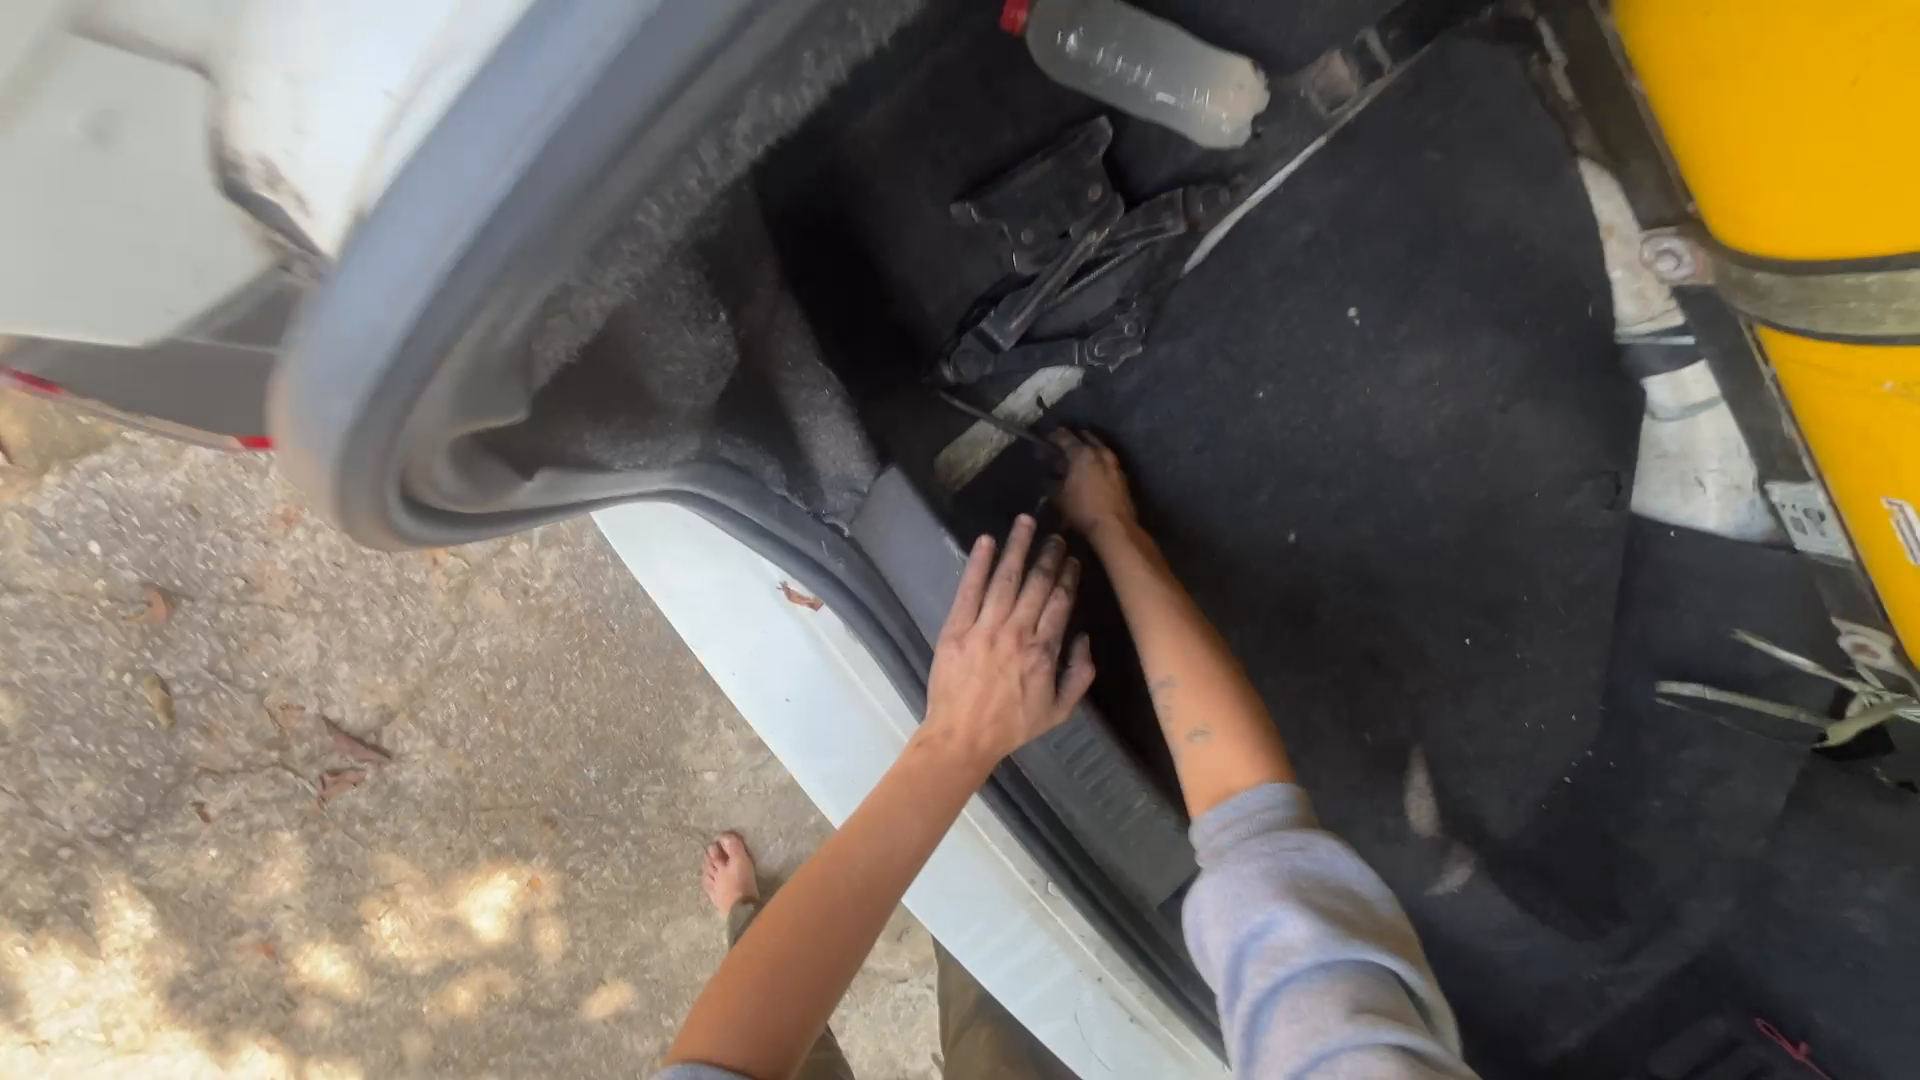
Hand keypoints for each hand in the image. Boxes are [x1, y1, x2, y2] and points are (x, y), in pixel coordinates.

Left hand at [919, 515, 1094, 770]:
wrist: (962, 737)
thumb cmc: (1011, 726)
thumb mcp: (1059, 711)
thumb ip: (1080, 674)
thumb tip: (1084, 638)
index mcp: (1043, 651)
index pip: (1060, 602)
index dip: (1067, 577)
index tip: (1071, 560)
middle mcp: (1017, 632)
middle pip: (1036, 584)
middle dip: (1048, 555)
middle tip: (1055, 535)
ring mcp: (984, 628)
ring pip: (1005, 579)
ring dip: (1017, 547)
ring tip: (1025, 522)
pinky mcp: (956, 628)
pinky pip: (969, 589)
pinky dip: (978, 564)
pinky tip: (987, 541)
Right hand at [1052, 429, 1136, 539]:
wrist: (1115, 527)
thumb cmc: (1082, 510)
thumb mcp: (1059, 497)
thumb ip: (1053, 482)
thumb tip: (1051, 476)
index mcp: (1083, 454)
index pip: (1066, 438)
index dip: (1055, 436)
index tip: (1047, 437)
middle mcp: (1101, 453)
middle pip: (1086, 438)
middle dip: (1074, 438)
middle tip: (1064, 444)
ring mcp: (1114, 464)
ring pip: (1099, 448)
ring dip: (1088, 449)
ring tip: (1078, 456)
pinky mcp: (1122, 476)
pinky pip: (1107, 461)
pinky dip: (1098, 461)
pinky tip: (1092, 469)